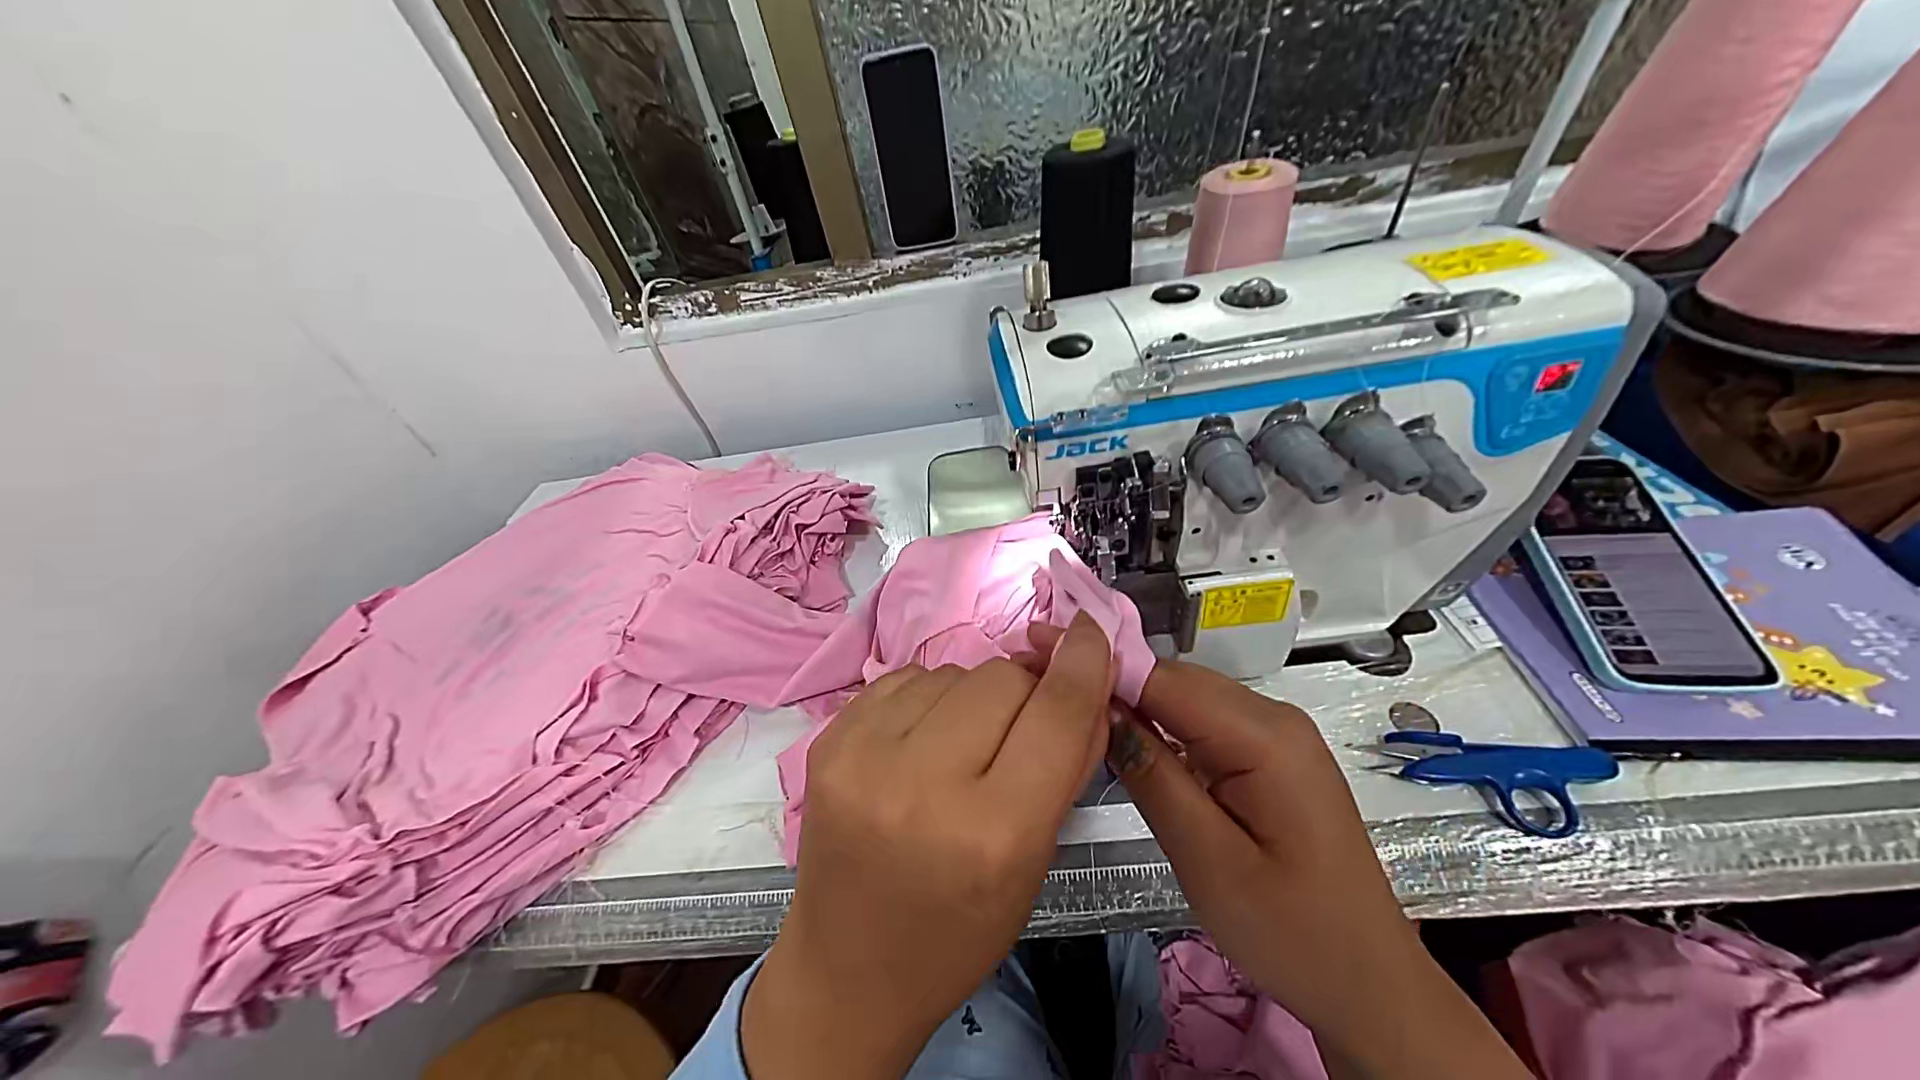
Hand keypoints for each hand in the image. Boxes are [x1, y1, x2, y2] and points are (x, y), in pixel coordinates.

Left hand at [742, 613, 1114, 1079]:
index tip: (1091, 632)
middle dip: (1025, 693)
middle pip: (1002, 677)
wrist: (847, 970)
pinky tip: (920, 741)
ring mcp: (864, 758)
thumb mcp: (1033, 862)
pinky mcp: (829, 742)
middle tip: (1016, 730)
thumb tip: (1082, 681)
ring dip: (972, 697)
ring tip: (959, 747)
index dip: (1083, 661)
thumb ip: (1066, 765)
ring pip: (953, 672)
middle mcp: (924, 784)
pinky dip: (927, 697)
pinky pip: (904, 679)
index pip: (1056, 712)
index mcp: (993, 831)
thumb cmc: (958, 933)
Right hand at [1030, 633, 1528, 1079]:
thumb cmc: (1291, 930)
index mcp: (1265, 737)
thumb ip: (1154, 777)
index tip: (1041, 655)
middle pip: (1177, 681)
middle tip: (1047, 689)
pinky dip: (1162, 728)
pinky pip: (1205, 725)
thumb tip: (1102, 712)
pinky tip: (1128, 742)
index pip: (1166, 679)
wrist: (1368, 982)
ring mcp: (1276, 736)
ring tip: (1078, 715)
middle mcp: (1274, 719)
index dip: (1101, 666)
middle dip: (1113, 682)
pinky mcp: (1270, 757)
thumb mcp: (1208, 859)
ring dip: (1134, 704)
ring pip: (1187, 700)